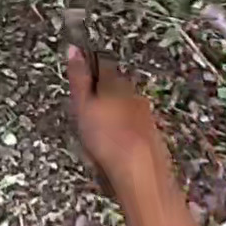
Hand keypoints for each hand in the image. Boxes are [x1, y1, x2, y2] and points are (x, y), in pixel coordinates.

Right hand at [67, 46, 169, 188]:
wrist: (142, 175)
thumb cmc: (108, 139)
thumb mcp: (82, 105)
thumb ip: (78, 76)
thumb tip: (73, 49)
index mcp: (116, 83)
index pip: (102, 63)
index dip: (90, 67)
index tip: (80, 75)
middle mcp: (134, 95)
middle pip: (115, 86)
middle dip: (102, 94)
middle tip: (86, 108)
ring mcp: (146, 117)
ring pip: (125, 108)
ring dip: (114, 115)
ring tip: (98, 133)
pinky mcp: (153, 139)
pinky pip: (134, 130)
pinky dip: (124, 134)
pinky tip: (115, 148)